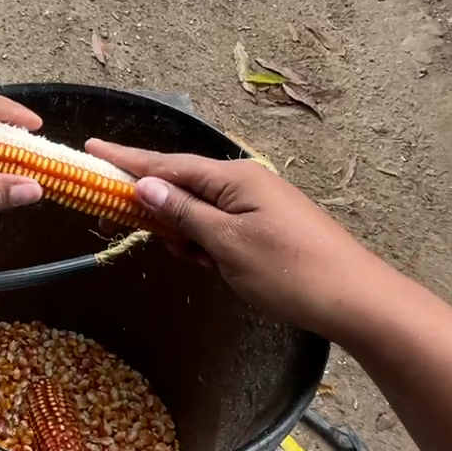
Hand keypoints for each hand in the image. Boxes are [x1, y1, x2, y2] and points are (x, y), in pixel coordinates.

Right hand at [87, 140, 405, 342]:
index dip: (126, 159)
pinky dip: (203, 240)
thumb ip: (182, 212)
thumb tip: (144, 185)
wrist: (359, 302)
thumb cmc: (290, 272)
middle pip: (180, 182)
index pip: (167, 164)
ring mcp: (256, 204)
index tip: (92, 148)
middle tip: (113, 214)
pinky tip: (206, 261)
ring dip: (181, 230)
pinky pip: (217, 224)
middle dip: (149, 200)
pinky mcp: (264, 226)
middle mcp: (244, 183)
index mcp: (234, 179)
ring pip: (198, 208)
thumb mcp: (226, 243)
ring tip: (190, 257)